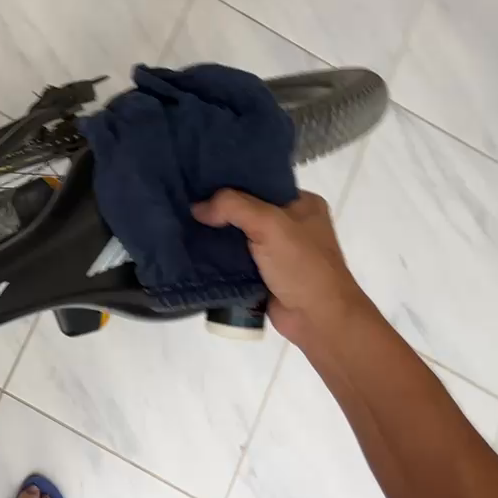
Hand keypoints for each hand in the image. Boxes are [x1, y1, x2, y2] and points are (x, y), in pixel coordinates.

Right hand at [192, 189, 378, 351]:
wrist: (317, 318)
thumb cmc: (302, 265)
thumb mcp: (270, 224)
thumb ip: (232, 207)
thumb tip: (197, 208)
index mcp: (301, 203)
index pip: (259, 182)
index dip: (229, 180)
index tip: (197, 178)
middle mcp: (289, 223)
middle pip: (244, 208)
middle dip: (216, 207)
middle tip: (183, 199)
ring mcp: (275, 249)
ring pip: (235, 233)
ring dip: (212, 232)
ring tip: (180, 221)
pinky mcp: (261, 271)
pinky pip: (232, 256)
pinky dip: (214, 254)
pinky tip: (191, 248)